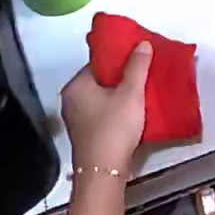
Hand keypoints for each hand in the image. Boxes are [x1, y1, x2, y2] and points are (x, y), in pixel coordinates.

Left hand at [60, 42, 152, 175]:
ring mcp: (76, 119)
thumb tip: (142, 44)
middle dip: (121, 78)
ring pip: (102, 99)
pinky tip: (133, 113)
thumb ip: (137, 67)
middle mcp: (71, 100)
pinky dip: (116, 111)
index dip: (119, 59)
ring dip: (120, 96)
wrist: (104, 171)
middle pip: (100, 81)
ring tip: (142, 92)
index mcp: (76, 85)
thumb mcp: (130, 93)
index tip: (138, 59)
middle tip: (144, 75)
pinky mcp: (85, 135)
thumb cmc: (114, 127)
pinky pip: (102, 114)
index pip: (98, 63)